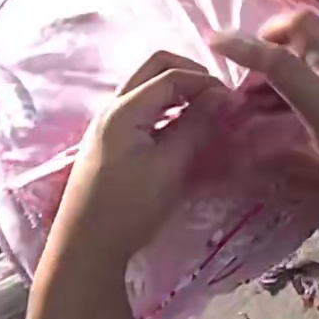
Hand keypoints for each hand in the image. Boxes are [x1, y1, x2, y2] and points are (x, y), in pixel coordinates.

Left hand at [45, 52, 229, 273]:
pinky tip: (185, 125)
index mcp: (124, 110)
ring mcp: (109, 122)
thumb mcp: (171, 165)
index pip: (172, 76)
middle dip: (191, 73)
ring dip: (180, 89)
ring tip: (207, 110)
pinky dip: (168, 105)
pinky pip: (144, 106)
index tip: (232, 100)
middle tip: (218, 95)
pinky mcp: (111, 138)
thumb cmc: (131, 208)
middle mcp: (112, 107)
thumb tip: (222, 95)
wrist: (85, 251)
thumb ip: (197, 124)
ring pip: (149, 85)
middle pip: (155, 67)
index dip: (206, 82)